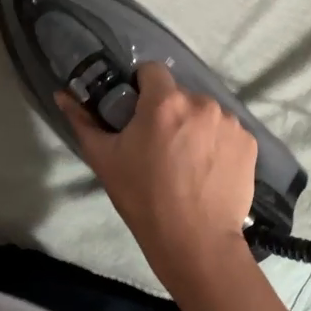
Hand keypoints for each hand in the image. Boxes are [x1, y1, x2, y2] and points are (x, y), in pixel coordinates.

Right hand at [54, 61, 257, 293]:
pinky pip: (225, 131)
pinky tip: (205, 168)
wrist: (195, 241)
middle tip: (155, 143)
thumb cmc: (142, 197)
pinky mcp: (249, 144)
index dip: (140, 86)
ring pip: (203, 112)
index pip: (151, 70)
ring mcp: (230, 123)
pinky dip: (214, 142)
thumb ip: (82, 121)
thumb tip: (61, 95)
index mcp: (164, 102)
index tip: (134, 111)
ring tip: (184, 159)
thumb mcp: (103, 158)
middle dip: (166, 111)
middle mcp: (202, 103)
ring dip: (192, 126)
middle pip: (178, 94)